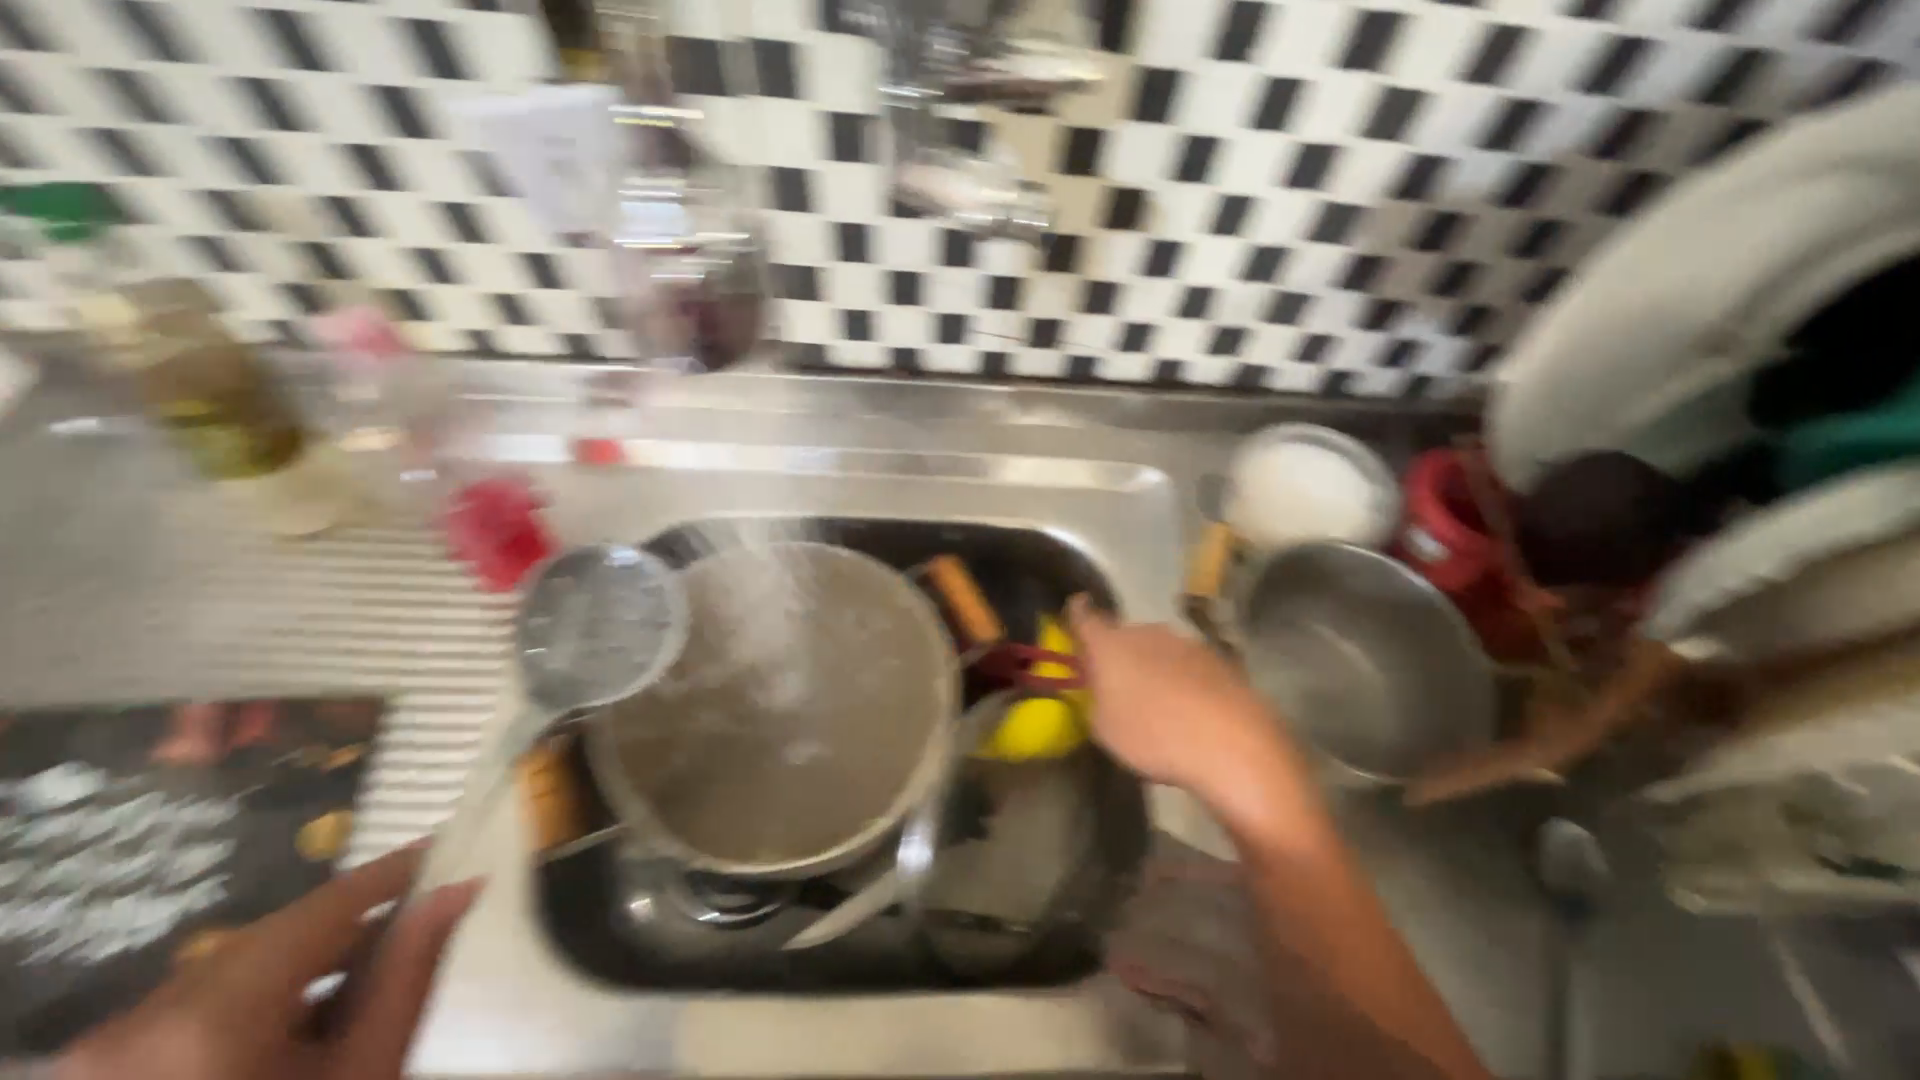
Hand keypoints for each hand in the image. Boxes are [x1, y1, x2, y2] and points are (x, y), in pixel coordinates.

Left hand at [59, 846, 479, 1079]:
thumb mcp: (368, 1069)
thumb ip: (409, 971)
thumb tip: (459, 890)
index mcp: (212, 1017)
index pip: (323, 909)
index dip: (389, 872)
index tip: (443, 846)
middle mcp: (140, 1019)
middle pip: (274, 936)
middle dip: (349, 923)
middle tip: (418, 914)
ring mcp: (106, 1048)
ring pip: (234, 966)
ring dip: (305, 959)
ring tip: (366, 973)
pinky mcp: (100, 1065)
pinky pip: (196, 1001)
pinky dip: (257, 996)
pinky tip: (303, 1018)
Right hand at [1067, 596, 1304, 802]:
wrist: (1231, 741)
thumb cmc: (1152, 734)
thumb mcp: (1103, 728)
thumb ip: (1095, 700)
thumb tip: (1102, 690)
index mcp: (1110, 644)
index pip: (1084, 616)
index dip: (1077, 613)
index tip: (1076, 610)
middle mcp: (1146, 631)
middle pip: (1124, 635)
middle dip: (1118, 653)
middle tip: (1116, 683)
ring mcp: (1186, 642)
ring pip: (1158, 648)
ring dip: (1152, 666)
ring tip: (1157, 701)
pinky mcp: (1218, 658)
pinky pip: (1187, 665)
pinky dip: (1182, 679)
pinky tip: (1189, 708)